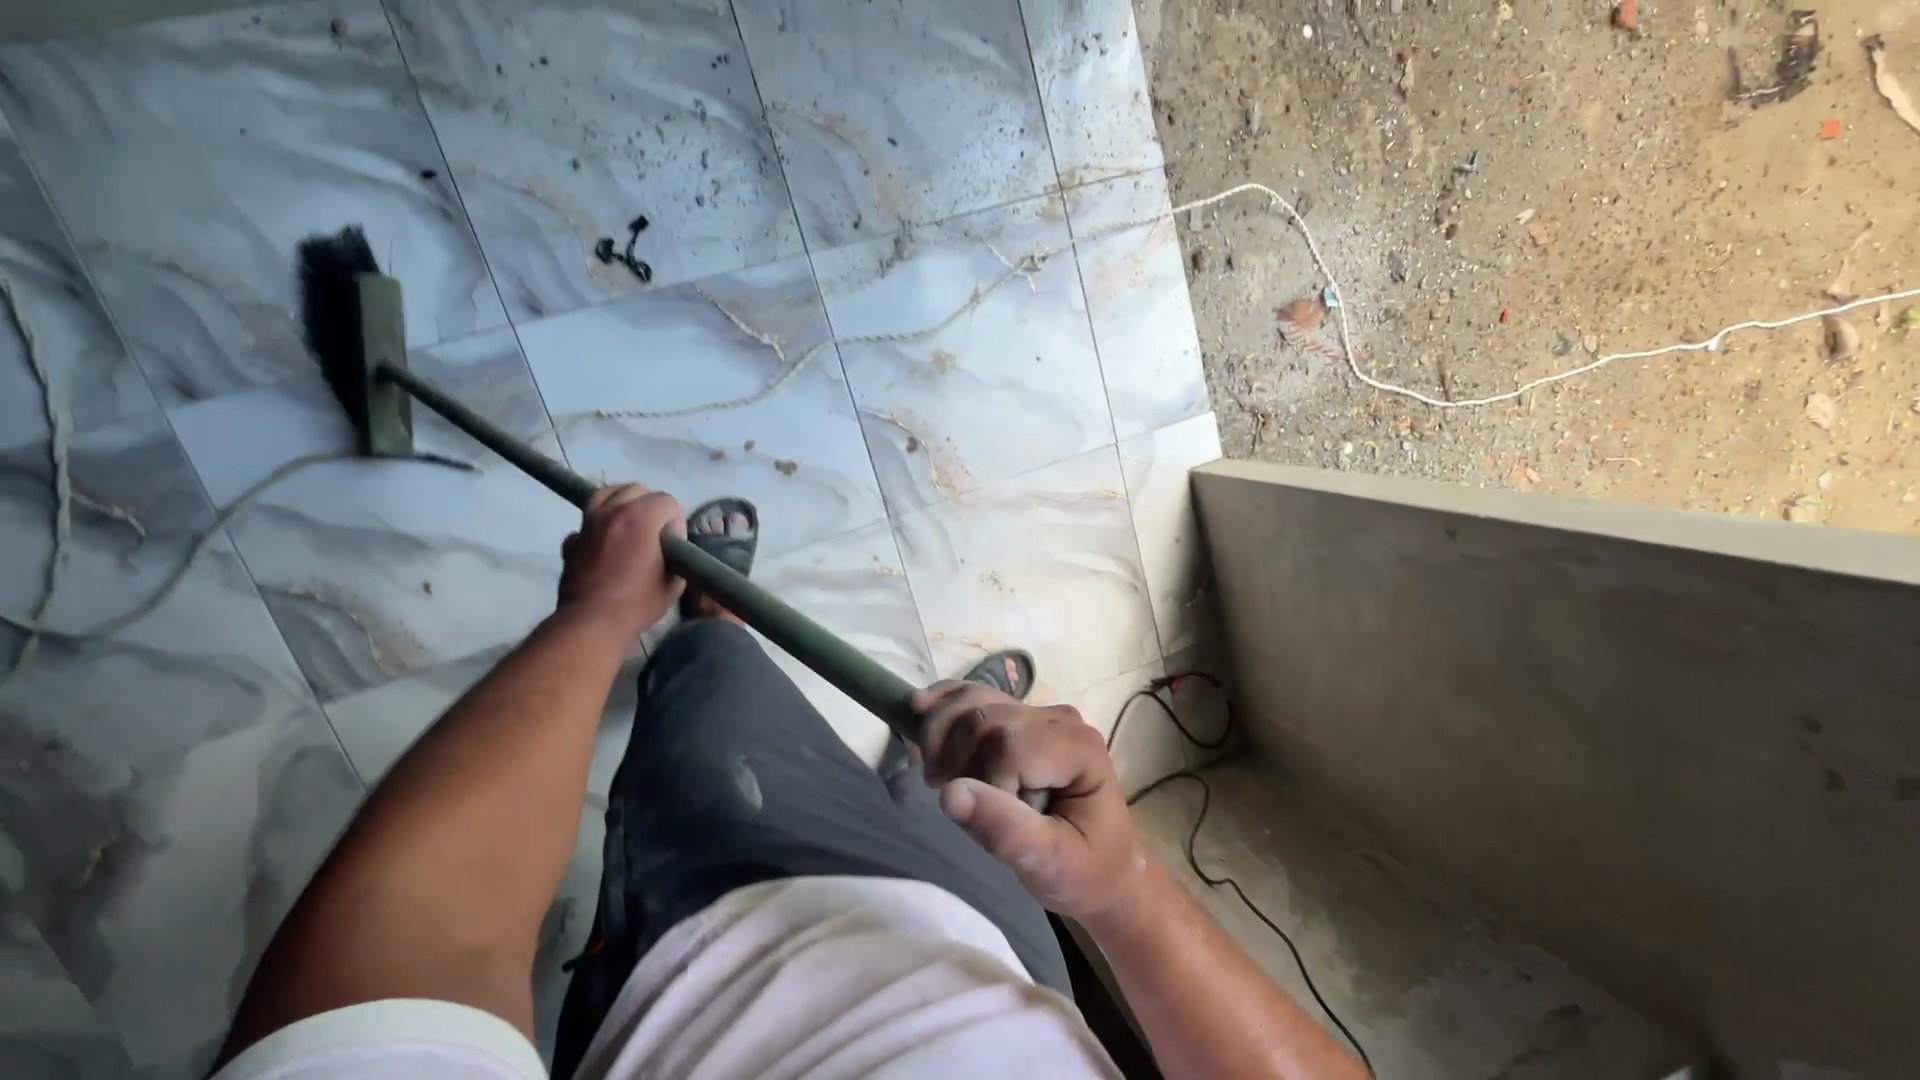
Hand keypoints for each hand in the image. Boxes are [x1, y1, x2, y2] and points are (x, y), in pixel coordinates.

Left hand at [557, 484, 684, 637]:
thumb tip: (670, 548)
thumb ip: (677, 556)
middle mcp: (612, 511)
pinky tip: (604, 547)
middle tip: (655, 532)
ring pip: (605, 494)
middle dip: (651, 506)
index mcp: (641, 517)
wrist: (592, 622)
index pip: (667, 501)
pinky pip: (586, 522)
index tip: (675, 543)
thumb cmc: (638, 602)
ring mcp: (587, 524)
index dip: (676, 521)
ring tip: (629, 525)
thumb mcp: (674, 583)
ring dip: (621, 504)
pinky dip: (597, 529)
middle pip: (636, 489)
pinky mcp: (571, 541)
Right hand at [913, 679, 1146, 924]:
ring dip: (940, 735)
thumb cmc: (1083, 872)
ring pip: (972, 701)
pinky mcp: (1020, 717)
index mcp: (1077, 748)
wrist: (1103, 869)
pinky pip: (973, 697)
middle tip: (956, 805)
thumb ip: (1003, 828)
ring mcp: (1039, 714)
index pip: (1008, 745)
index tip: (998, 826)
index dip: (986, 784)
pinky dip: (943, 705)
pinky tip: (917, 711)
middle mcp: (1059, 719)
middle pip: (984, 718)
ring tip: (937, 775)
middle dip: (957, 761)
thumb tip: (950, 794)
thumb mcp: (1050, 864)